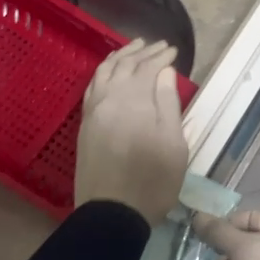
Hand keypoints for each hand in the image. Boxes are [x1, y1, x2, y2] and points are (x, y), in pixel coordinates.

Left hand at [74, 39, 187, 222]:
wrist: (112, 214)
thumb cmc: (152, 181)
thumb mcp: (173, 144)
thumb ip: (168, 103)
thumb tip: (165, 72)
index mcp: (135, 101)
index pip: (147, 67)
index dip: (161, 57)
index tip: (174, 51)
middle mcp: (110, 98)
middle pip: (125, 66)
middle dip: (142, 52)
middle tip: (157, 45)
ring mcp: (93, 111)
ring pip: (104, 72)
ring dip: (120, 57)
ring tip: (133, 48)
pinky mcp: (85, 124)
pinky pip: (93, 86)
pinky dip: (104, 72)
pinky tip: (110, 73)